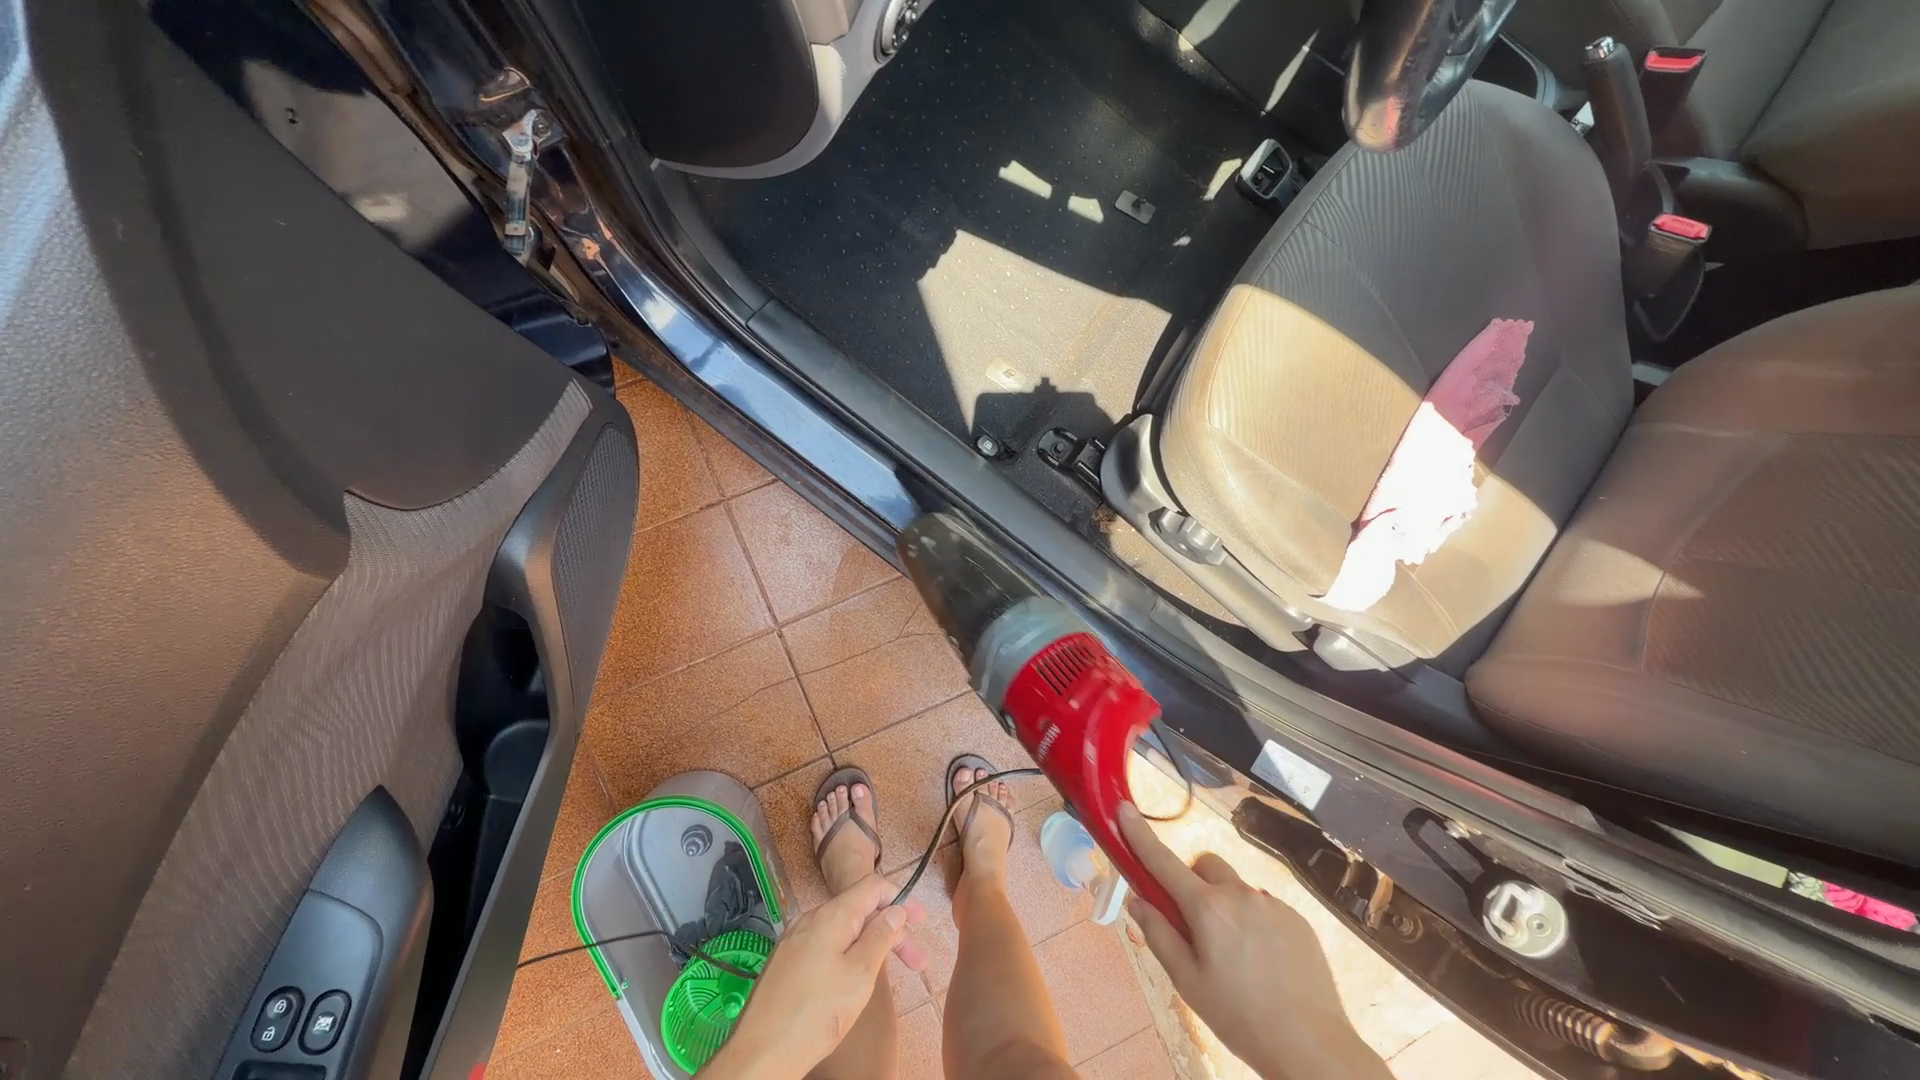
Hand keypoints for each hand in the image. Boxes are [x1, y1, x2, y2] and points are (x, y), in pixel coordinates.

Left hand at [703, 875, 926, 1079]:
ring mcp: (795, 940)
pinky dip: (848, 953)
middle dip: (890, 930)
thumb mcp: (860, 975)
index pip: (871, 886)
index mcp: (830, 915)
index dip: (899, 898)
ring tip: (890, 970)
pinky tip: (856, 976)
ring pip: (842, 931)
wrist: (761, 1052)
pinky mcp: (787, 962)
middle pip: (858, 910)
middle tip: (917, 961)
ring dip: (870, 944)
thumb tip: (894, 911)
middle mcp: (810, 919)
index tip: (920, 920)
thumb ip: (880, 937)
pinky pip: (825, 945)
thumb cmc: (817, 1013)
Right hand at [1118, 802, 1391, 1079]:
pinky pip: (1263, 907)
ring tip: (1234, 956)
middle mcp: (1240, 894)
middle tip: (1193, 924)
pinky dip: (1253, 922)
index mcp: (1207, 908)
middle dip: (1192, 883)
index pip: (1164, 862)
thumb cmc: (1239, 1017)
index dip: (1140, 835)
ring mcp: (1272, 904)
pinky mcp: (1297, 918)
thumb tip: (1137, 900)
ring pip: (1235, 887)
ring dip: (1224, 905)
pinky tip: (1263, 963)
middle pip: (1204, 866)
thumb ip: (1159, 934)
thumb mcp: (1187, 981)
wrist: (1312, 1046)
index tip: (1124, 809)